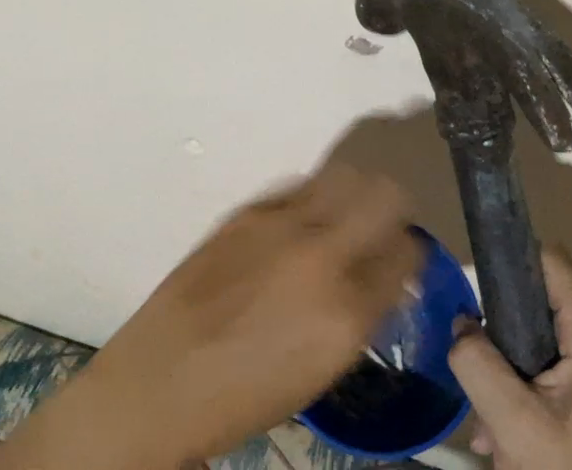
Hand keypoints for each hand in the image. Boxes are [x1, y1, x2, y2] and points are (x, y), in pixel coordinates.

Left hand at [0, 164, 423, 469]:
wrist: (160, 380)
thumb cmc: (244, 395)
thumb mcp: (322, 369)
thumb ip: (360, 314)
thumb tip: (382, 278)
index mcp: (348, 309)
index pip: (408, 253)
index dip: (410, 254)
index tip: (403, 259)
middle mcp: (322, 254)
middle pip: (385, 194)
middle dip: (393, 208)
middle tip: (382, 226)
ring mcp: (280, 224)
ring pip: (343, 176)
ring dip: (354, 193)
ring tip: (341, 216)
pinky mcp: (245, 211)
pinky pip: (298, 188)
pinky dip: (311, 200)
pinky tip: (296, 226)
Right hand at [448, 248, 571, 469]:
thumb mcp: (516, 428)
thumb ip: (477, 365)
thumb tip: (462, 324)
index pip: (547, 260)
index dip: (505, 268)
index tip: (473, 302)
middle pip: (548, 308)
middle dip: (505, 342)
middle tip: (481, 390)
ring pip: (558, 344)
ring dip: (521, 376)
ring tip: (496, 431)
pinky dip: (546, 392)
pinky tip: (524, 439)